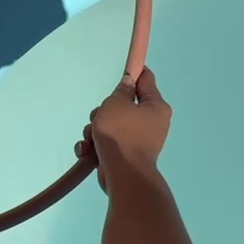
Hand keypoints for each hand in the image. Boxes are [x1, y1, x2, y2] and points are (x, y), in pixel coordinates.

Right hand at [88, 67, 170, 188]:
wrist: (122, 173)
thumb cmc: (121, 133)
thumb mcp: (116, 103)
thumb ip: (121, 91)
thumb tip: (128, 85)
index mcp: (156, 107)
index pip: (146, 80)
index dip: (133, 72)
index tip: (123, 69)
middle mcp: (151, 123)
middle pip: (122, 106)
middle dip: (103, 111)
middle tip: (98, 116)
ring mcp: (138, 140)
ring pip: (110, 125)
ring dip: (94, 130)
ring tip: (90, 138)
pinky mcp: (125, 155)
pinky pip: (106, 143)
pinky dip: (94, 146)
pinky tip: (87, 151)